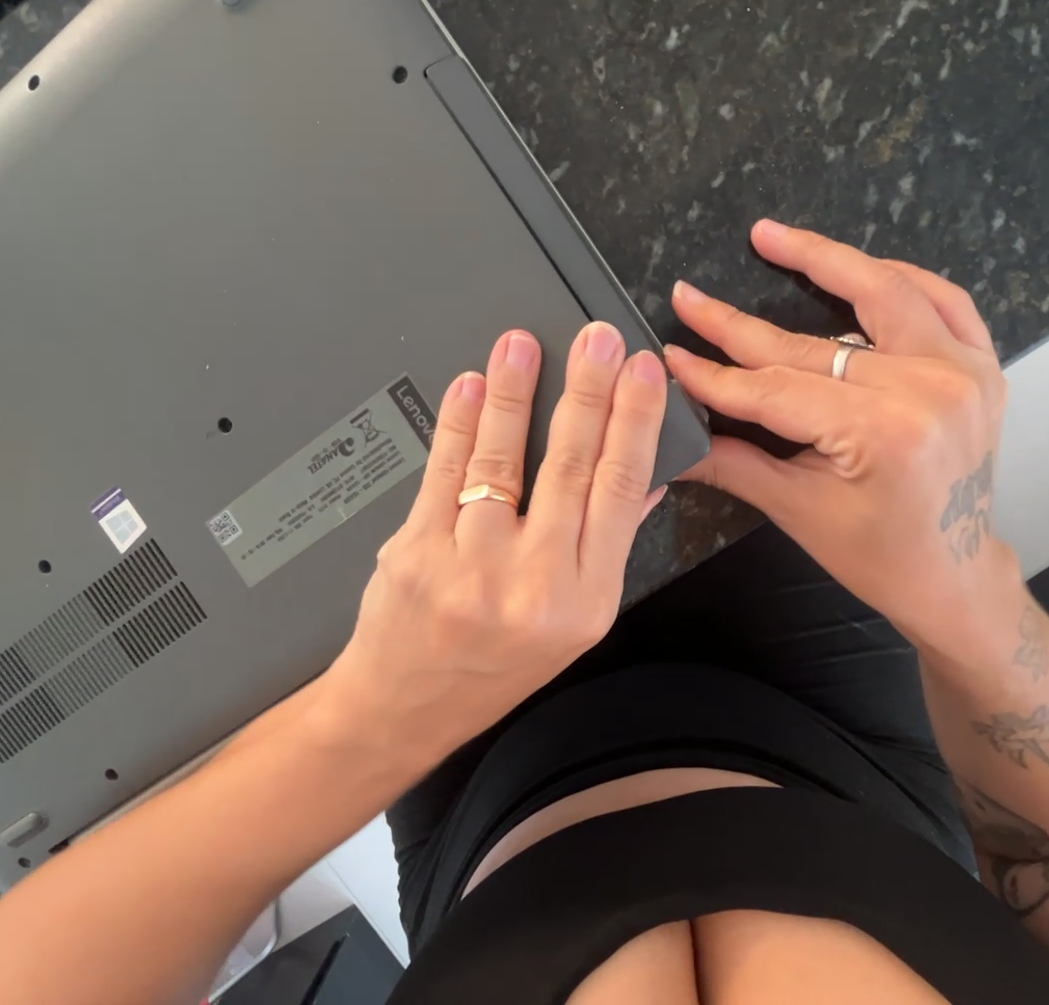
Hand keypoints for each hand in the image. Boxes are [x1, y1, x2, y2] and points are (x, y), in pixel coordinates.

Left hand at [326, 324, 669, 754]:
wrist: (404, 708)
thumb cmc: (492, 668)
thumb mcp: (572, 623)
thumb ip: (608, 548)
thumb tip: (644, 482)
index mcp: (584, 600)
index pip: (620, 491)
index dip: (634, 422)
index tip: (643, 375)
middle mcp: (533, 584)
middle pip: (571, 465)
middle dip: (589, 390)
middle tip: (598, 339)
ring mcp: (470, 567)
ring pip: (502, 461)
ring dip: (516, 394)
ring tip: (523, 346)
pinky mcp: (416, 551)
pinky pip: (444, 474)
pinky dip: (460, 425)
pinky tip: (472, 389)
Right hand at [663, 220, 1016, 648]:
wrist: (952, 574)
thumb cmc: (874, 556)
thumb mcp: (795, 510)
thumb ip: (730, 460)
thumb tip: (667, 430)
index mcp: (881, 433)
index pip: (775, 389)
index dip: (716, 373)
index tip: (672, 353)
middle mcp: (927, 390)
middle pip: (812, 345)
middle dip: (738, 325)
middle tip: (690, 297)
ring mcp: (963, 371)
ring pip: (882, 294)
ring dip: (822, 260)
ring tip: (768, 234)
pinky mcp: (981, 366)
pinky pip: (943, 300)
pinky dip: (898, 278)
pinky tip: (860, 264)